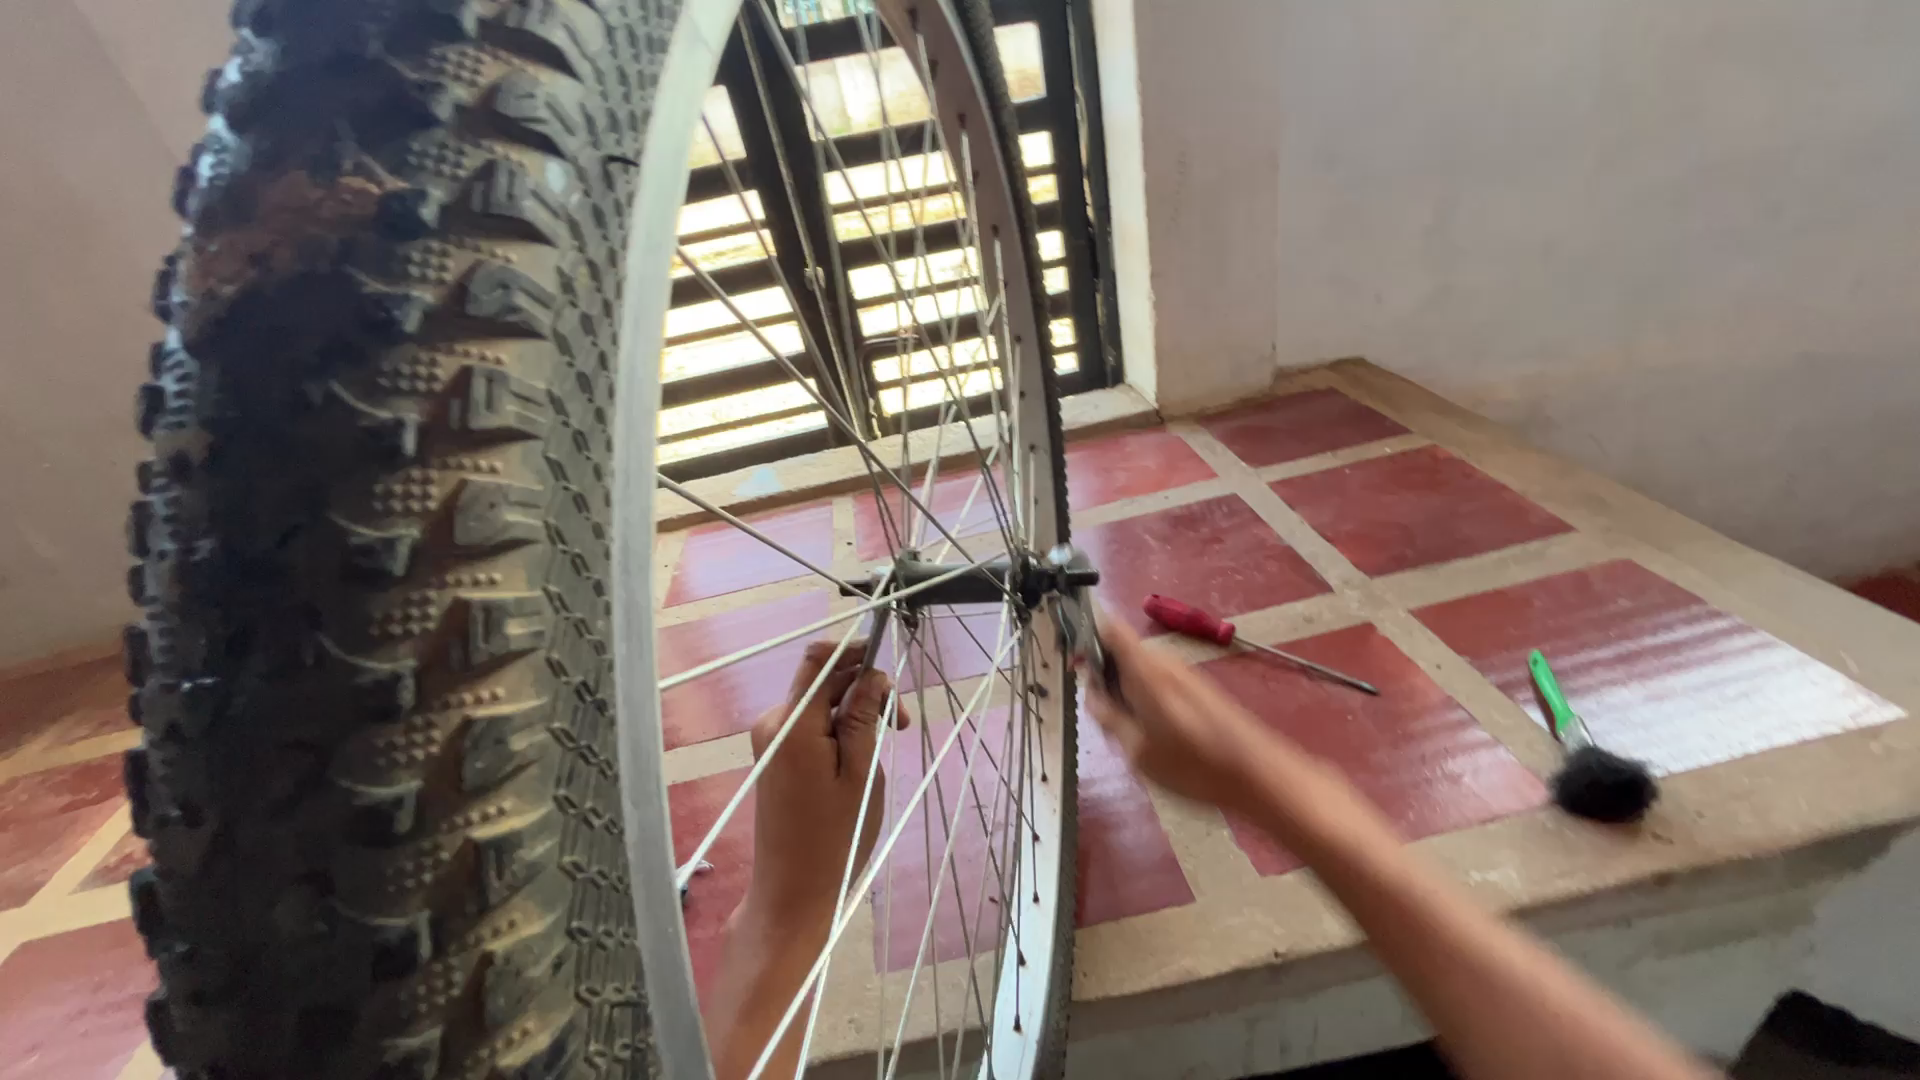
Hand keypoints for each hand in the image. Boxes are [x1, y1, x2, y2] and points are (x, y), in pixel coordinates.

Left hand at [741, 638, 908, 935]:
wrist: (792, 894)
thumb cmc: (834, 838)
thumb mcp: (860, 773)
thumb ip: (862, 717)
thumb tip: (870, 673)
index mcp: (792, 724)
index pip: (818, 659)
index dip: (854, 651)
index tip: (889, 664)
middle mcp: (774, 722)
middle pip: (823, 680)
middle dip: (864, 689)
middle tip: (902, 722)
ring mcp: (771, 740)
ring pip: (820, 703)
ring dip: (855, 711)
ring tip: (888, 741)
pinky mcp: (775, 755)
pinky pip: (811, 725)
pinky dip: (839, 729)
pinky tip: (861, 754)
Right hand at [1084, 615, 1280, 813]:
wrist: (1259, 775)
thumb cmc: (1193, 765)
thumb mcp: (1137, 750)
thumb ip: (1108, 716)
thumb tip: (1090, 692)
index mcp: (1145, 670)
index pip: (1109, 627)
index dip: (1086, 635)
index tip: (1075, 663)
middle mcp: (1164, 662)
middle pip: (1122, 650)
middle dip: (1104, 674)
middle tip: (1102, 714)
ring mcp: (1183, 673)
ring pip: (1139, 668)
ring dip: (1125, 689)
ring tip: (1128, 731)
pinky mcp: (1196, 687)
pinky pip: (1157, 680)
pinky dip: (1144, 697)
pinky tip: (1152, 733)